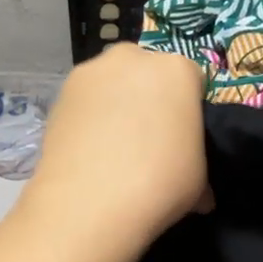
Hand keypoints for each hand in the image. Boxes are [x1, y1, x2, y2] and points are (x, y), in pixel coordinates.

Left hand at [17, 45, 207, 243]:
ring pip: (113, 82)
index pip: (192, 80)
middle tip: (150, 137)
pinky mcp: (60, 93)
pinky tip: (90, 149)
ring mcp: (91, 72)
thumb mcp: (199, 180)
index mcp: (177, 70)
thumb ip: (198, 166)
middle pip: (148, 72)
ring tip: (114, 146)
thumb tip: (202, 196)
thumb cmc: (160, 183)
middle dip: (151, 96)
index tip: (184, 136)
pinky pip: (86, 100)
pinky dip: (90, 117)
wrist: (89, 204)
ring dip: (117, 103)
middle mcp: (133, 58)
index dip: (190, 108)